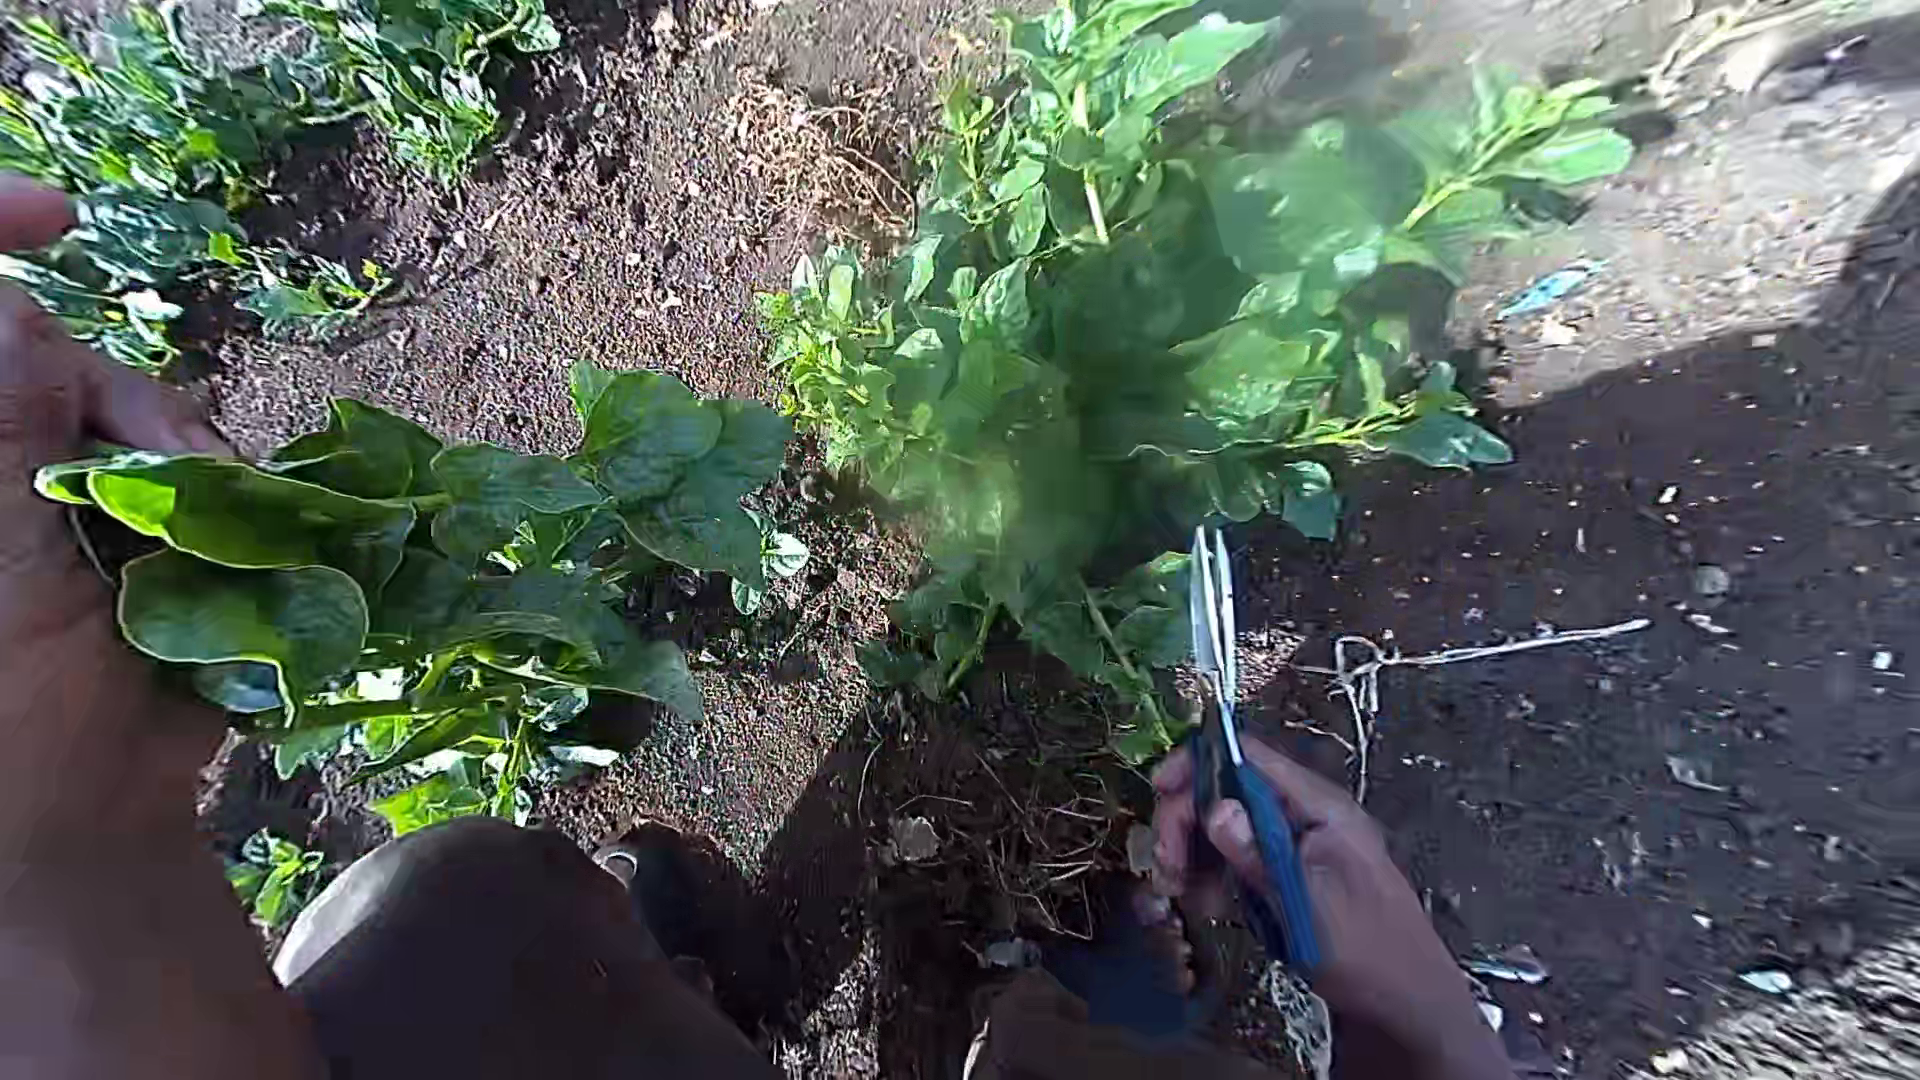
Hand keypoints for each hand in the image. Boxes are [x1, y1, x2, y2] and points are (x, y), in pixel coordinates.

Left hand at [0, 176, 225, 633]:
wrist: (65, 814)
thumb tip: (1, 298)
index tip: (55, 211)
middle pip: (48, 363)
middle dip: (131, 401)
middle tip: (186, 464)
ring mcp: (50, 498)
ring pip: (137, 418)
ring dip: (196, 455)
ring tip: (225, 522)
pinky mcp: (131, 531)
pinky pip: (196, 472)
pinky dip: (231, 488)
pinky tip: (246, 528)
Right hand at [1152, 736, 1512, 1079]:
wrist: (1411, 1021)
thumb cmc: (1369, 959)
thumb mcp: (1309, 907)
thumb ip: (1259, 856)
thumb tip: (1214, 808)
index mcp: (1317, 806)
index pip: (1247, 756)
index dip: (1198, 760)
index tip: (1161, 786)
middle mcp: (1300, 812)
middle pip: (1225, 788)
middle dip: (1187, 819)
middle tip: (1164, 862)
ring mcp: (1289, 840)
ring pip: (1221, 821)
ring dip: (1192, 850)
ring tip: (1179, 889)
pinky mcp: (1280, 866)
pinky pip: (1232, 853)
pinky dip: (1209, 872)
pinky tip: (1205, 900)